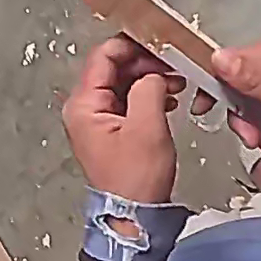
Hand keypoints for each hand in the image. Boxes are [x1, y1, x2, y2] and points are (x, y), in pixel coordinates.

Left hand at [63, 36, 184, 202]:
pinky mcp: (111, 130)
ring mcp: (97, 120)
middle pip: (113, 68)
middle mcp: (85, 109)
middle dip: (145, 63)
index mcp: (84, 105)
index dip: (132, 46)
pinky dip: (148, 95)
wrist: (135, 217)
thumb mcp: (147, 126)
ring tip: (176, 83)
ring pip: (123, 83)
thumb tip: (154, 72)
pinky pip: (128, 101)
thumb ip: (149, 88)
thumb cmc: (136, 178)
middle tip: (174, 65)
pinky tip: (168, 99)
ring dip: (149, 79)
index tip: (161, 43)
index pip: (103, 56)